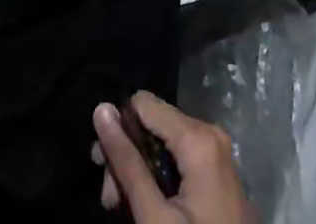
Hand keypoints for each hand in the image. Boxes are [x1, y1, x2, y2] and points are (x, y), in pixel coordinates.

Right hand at [92, 92, 253, 223]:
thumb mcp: (153, 215)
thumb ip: (127, 163)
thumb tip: (101, 110)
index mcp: (198, 137)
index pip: (144, 104)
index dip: (118, 129)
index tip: (101, 165)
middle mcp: (209, 131)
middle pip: (152, 125)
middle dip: (126, 157)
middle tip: (109, 198)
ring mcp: (215, 149)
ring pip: (161, 143)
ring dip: (137, 171)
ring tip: (119, 206)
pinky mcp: (215, 166)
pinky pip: (177, 157)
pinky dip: (156, 176)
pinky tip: (144, 204)